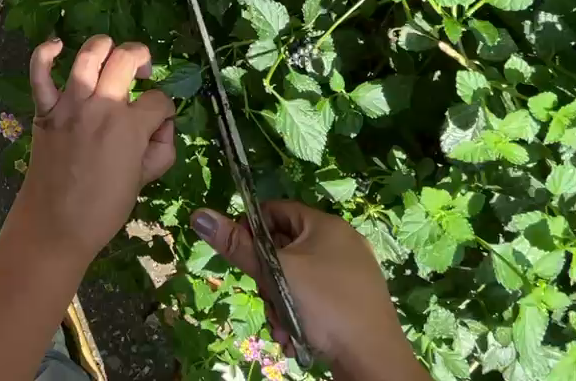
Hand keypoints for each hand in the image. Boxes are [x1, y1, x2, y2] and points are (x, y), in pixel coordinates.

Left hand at [8, 36, 176, 265]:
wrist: (55, 224)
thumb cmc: (103, 208)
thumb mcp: (145, 181)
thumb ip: (161, 149)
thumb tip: (162, 125)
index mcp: (130, 127)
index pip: (158, 100)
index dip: (164, 108)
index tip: (159, 121)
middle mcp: (101, 106)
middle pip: (125, 60)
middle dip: (141, 57)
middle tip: (142, 72)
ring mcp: (69, 105)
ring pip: (88, 55)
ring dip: (103, 44)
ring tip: (111, 52)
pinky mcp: (45, 109)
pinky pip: (39, 73)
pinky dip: (45, 53)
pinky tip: (57, 45)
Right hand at [193, 201, 428, 380]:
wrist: (376, 367)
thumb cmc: (325, 307)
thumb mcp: (275, 273)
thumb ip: (237, 245)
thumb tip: (198, 215)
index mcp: (326, 226)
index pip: (275, 211)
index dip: (252, 228)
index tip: (239, 253)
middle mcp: (341, 244)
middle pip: (283, 248)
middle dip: (266, 278)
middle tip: (264, 297)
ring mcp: (351, 276)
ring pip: (295, 278)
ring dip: (279, 302)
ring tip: (280, 326)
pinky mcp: (354, 305)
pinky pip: (314, 298)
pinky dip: (298, 315)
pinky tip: (293, 338)